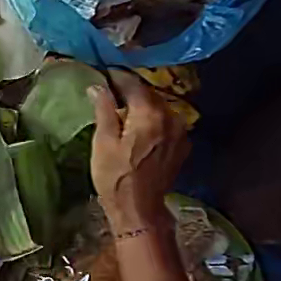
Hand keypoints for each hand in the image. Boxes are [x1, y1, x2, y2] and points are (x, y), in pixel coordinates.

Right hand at [90, 69, 188, 232]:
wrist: (139, 208)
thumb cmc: (114, 176)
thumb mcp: (102, 142)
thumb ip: (104, 110)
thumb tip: (98, 86)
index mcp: (149, 113)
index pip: (133, 84)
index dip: (116, 77)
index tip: (103, 72)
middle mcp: (170, 116)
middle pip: (149, 94)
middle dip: (130, 90)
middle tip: (110, 89)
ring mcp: (180, 131)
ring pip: (159, 108)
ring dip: (142, 105)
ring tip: (124, 109)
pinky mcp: (181, 145)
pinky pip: (166, 123)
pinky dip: (152, 120)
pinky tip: (140, 129)